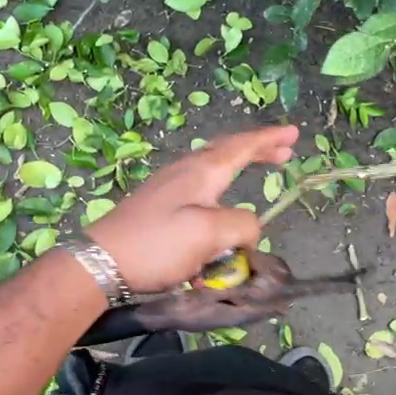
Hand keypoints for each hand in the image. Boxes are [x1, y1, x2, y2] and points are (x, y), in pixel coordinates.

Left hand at [85, 125, 298, 293]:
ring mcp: (169, 187)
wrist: (101, 261)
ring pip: (213, 172)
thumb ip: (241, 226)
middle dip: (257, 150)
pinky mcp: (158, 206)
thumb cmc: (157, 244)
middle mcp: (186, 171)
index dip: (269, 139)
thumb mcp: (209, 234)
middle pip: (228, 152)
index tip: (294, 133)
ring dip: (239, 173)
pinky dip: (220, 195)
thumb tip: (249, 229)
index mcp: (202, 171)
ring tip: (256, 181)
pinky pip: (199, 194)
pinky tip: (220, 213)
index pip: (242, 146)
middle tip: (284, 152)